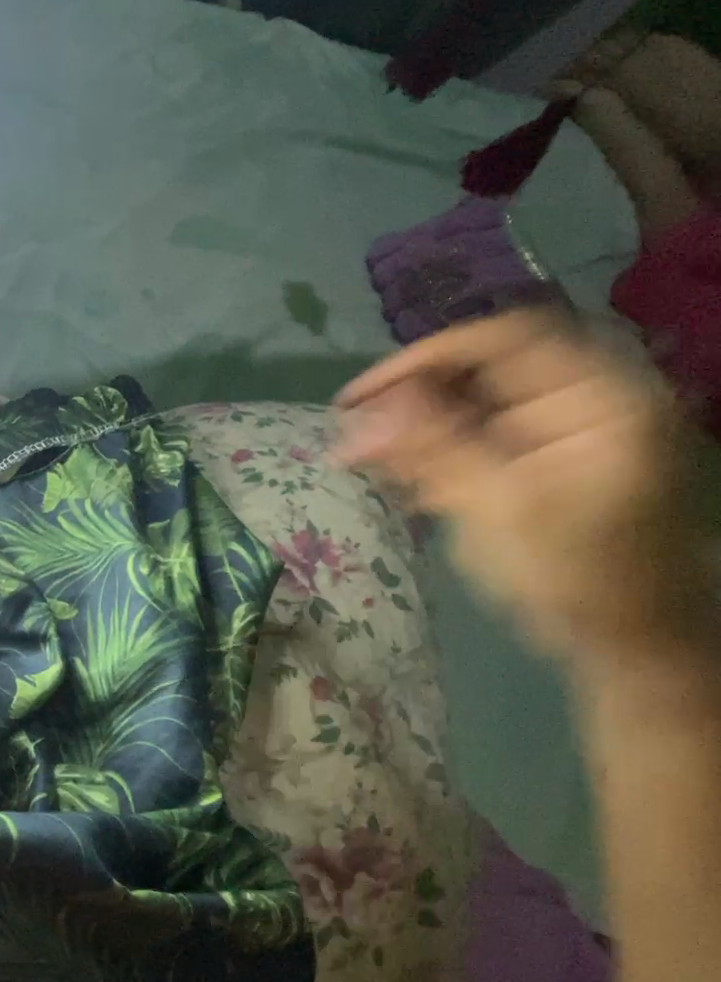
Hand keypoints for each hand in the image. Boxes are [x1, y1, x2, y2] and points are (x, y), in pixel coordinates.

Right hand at [334, 307, 711, 661]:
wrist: (631, 641)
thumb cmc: (576, 575)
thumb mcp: (496, 507)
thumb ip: (429, 450)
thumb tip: (358, 412)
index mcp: (596, 400)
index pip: (504, 341)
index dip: (425, 357)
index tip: (359, 396)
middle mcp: (578, 403)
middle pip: (479, 371)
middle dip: (407, 397)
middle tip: (350, 431)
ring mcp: (557, 434)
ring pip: (466, 406)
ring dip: (408, 427)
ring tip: (360, 459)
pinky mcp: (535, 463)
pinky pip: (470, 438)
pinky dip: (427, 453)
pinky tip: (397, 484)